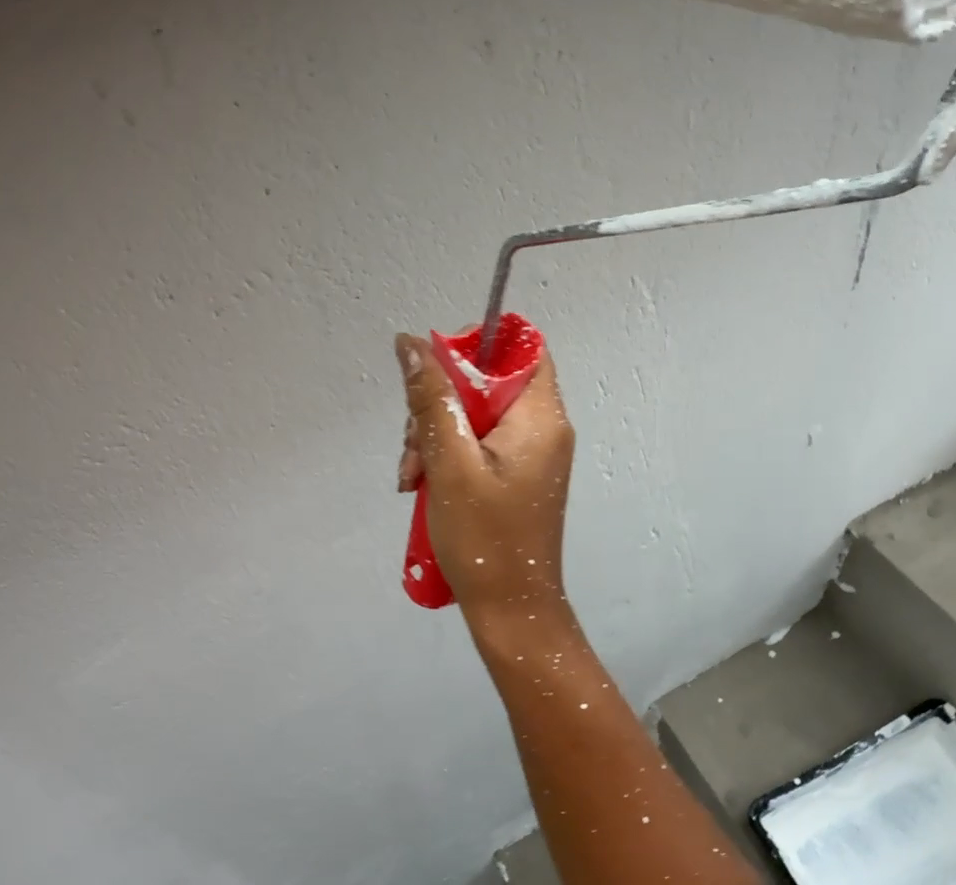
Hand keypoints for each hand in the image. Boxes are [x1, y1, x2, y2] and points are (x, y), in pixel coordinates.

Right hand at [393, 332, 575, 612]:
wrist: (512, 612)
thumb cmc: (485, 538)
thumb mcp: (450, 464)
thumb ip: (432, 400)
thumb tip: (412, 343)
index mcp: (540, 417)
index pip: (522, 348)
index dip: (477, 345)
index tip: (435, 370)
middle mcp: (543, 427)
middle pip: (489, 381)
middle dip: (440, 403)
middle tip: (414, 443)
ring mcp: (530, 452)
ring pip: (475, 413)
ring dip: (435, 433)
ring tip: (412, 475)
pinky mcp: (515, 474)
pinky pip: (478, 442)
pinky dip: (447, 455)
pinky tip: (421, 483)